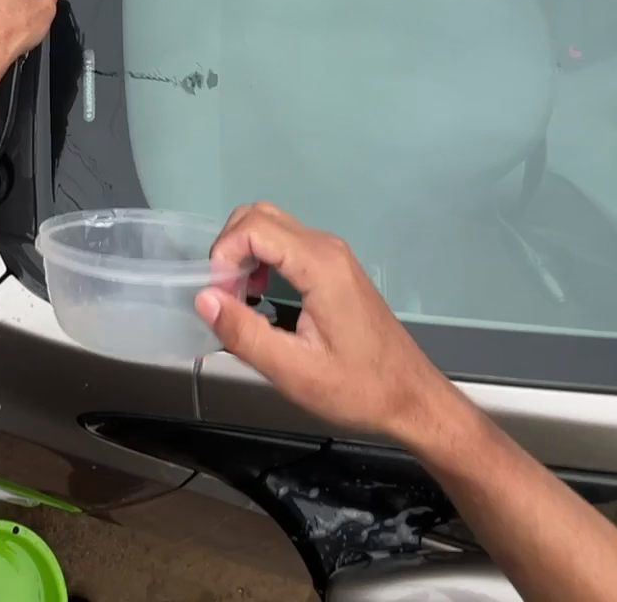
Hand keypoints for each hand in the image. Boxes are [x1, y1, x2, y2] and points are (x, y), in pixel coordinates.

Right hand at [195, 202, 470, 451]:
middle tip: (223, 294)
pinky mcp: (332, 264)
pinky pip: (283, 240)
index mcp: (319, 266)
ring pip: (269, 223)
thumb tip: (204, 298)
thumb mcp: (294, 371)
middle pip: (258, 215)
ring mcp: (331, 253)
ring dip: (242, 251)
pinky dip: (259, 256)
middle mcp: (325, 247)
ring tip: (238, 295)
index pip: (253, 228)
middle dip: (228, 248)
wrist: (413, 399)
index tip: (219, 296)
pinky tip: (260, 293)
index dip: (224, 255)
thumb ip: (244, 333)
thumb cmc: (357, 388)